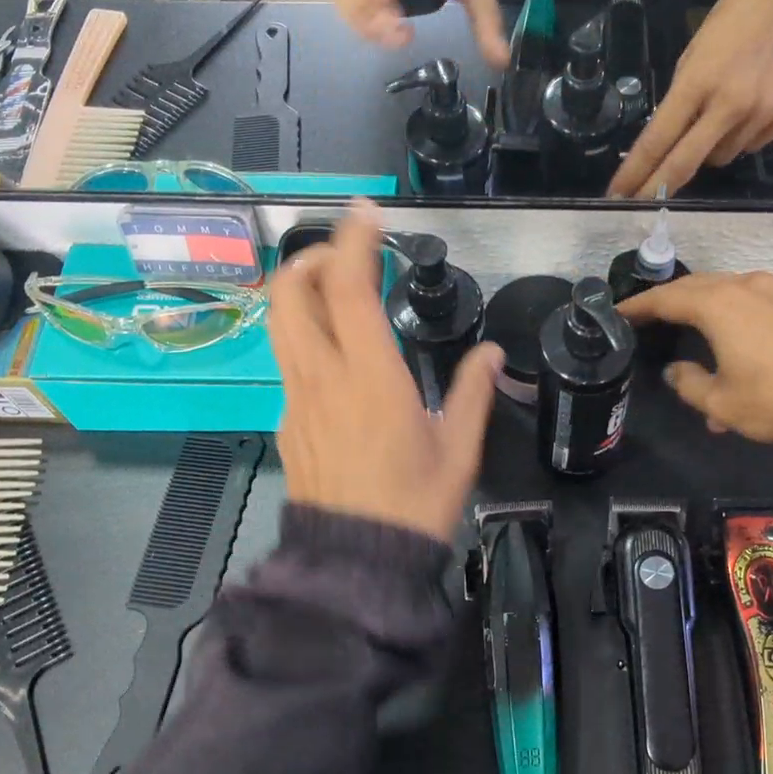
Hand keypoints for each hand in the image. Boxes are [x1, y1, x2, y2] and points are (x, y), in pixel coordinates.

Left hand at [268, 199, 503, 540]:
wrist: (357, 560)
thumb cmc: (416, 503)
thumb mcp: (458, 447)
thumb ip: (472, 391)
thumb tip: (493, 354)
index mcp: (371, 376)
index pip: (347, 289)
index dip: (353, 241)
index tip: (367, 213)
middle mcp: (323, 377)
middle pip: (290, 293)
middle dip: (310, 257)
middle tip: (344, 255)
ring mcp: (296, 399)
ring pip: (279, 325)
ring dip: (299, 293)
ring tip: (333, 292)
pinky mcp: (286, 421)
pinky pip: (288, 363)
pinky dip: (305, 338)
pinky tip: (337, 362)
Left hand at [609, 0, 772, 197]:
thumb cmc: (734, 19)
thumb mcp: (694, 53)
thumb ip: (682, 99)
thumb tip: (672, 142)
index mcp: (697, 82)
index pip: (657, 140)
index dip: (635, 171)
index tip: (617, 194)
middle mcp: (730, 104)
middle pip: (685, 163)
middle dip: (658, 185)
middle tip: (642, 200)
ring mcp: (762, 114)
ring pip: (721, 157)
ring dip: (710, 149)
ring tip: (720, 116)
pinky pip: (752, 146)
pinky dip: (741, 137)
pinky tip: (750, 108)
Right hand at [617, 271, 772, 442]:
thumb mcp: (722, 403)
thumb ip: (688, 383)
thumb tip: (675, 370)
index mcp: (720, 305)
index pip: (667, 298)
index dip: (640, 305)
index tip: (620, 312)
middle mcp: (751, 285)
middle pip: (703, 286)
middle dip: (676, 300)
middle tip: (657, 315)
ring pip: (741, 291)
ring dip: (719, 309)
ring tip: (712, 336)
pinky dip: (755, 315)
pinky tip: (759, 338)